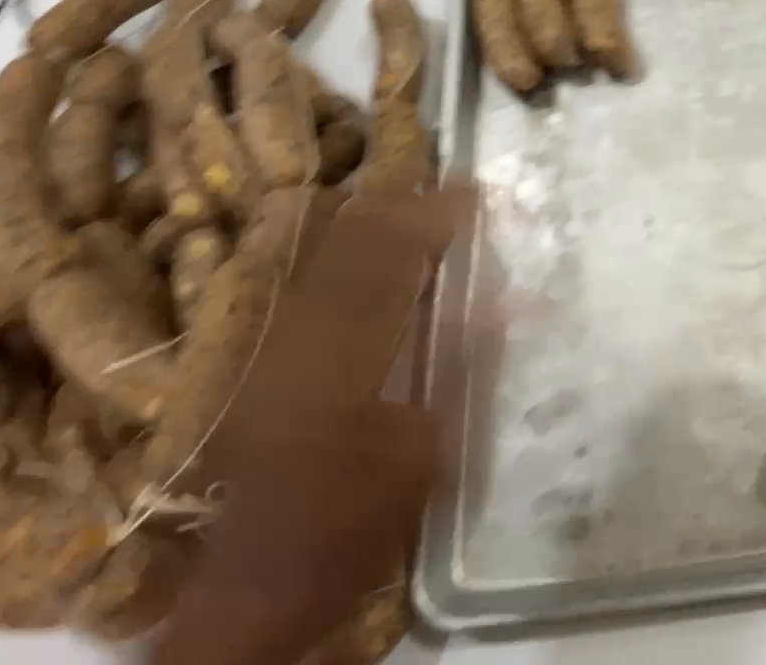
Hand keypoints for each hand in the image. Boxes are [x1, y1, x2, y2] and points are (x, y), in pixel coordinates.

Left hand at [154, 183, 475, 664]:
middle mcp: (293, 339)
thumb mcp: (425, 454)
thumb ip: (462, 368)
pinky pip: (301, 287)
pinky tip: (361, 247)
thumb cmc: (354, 524)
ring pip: (316, 258)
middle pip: (344, 247)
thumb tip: (510, 303)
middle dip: (397, 206)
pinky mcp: (254, 362)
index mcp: (339, 360)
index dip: (432, 220)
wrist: (255, 583)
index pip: (390, 265)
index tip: (475, 193)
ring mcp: (265, 348)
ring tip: (409, 197)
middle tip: (443, 182)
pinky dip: (341, 255)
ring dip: (367, 223)